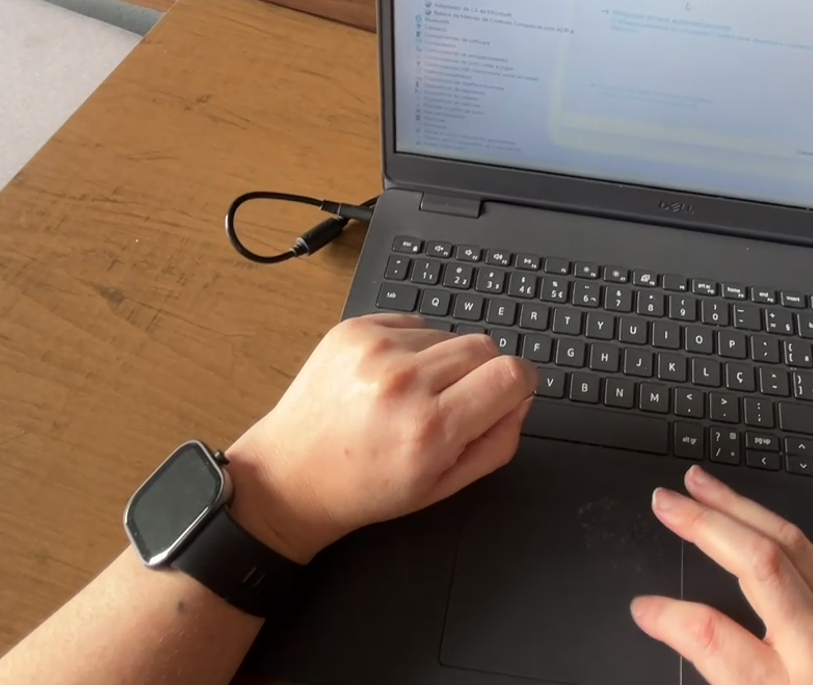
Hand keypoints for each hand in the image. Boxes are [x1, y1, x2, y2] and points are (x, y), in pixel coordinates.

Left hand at [221, 313, 534, 563]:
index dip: (519, 384)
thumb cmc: (367, 488)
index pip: (511, 374)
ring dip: (442, 361)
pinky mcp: (353, 328)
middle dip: (480, 374)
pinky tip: (388, 377)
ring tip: (410, 394)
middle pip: (485, 347)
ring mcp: (375, 348)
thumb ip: (498, 441)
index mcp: (430, 429)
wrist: (289, 475)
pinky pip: (414, 323)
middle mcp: (404, 381)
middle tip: (449, 404)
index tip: (507, 394)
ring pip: (449, 334)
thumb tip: (523, 395)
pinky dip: (412, 346)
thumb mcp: (444, 486)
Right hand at [632, 463, 812, 684]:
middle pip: (758, 565)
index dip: (670, 617)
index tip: (642, 606)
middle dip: (704, 524)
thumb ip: (730, 677)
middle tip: (664, 501)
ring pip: (792, 543)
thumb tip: (682, 634)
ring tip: (704, 481)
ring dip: (743, 506)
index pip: (716, 639)